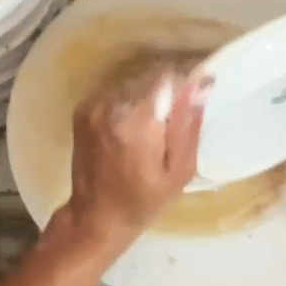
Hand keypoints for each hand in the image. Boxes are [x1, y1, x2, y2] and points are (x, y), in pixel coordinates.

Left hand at [63, 68, 206, 252]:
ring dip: (150, 86)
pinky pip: (115, 86)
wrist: (96, 215)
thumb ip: (189, 125)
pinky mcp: (83, 107)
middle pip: (149, 71)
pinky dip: (131, 94)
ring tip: (162, 109)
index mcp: (137, 123)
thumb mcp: (179, 170)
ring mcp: (93, 104)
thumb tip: (202, 85)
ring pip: (132, 75)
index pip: (167, 75)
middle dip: (170, 81)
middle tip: (184, 99)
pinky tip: (138, 116)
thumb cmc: (143, 200)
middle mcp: (111, 105)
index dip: (188, 75)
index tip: (202, 84)